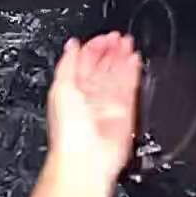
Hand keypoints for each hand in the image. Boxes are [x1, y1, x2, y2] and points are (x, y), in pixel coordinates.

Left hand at [45, 32, 141, 185]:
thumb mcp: (60, 87)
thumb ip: (68, 63)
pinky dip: (132, 71)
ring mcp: (108, 104)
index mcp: (72, 89)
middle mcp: (90, 96)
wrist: (85, 159)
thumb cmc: (68, 130)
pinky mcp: (124, 112)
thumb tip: (72, 45)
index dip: (94, 47)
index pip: (85, 62)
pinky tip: (135, 59)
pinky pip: (130, 87)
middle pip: (103, 66)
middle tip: (118, 37)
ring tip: (128, 42)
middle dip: (110, 50)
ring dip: (122, 57)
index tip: (103, 37)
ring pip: (117, 74)